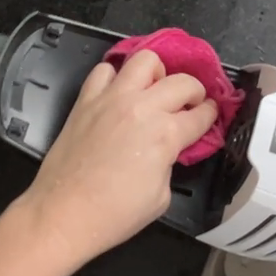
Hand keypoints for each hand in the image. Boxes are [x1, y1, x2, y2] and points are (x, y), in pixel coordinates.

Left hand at [10, 50, 216, 268]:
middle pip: (182, 82)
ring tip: (153, 90)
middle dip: (194, 92)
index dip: (211, 115)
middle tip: (190, 104)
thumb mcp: (161, 196)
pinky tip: (118, 94)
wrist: (64, 213)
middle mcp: (142, 107)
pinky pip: (104, 70)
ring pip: (144, 61)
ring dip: (157, 73)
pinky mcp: (86, 100)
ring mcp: (111, 98)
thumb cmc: (116, 214)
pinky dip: (115, 77)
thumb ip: (169, 163)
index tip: (210, 114)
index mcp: (166, 134)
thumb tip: (165, 150)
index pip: (201, 115)